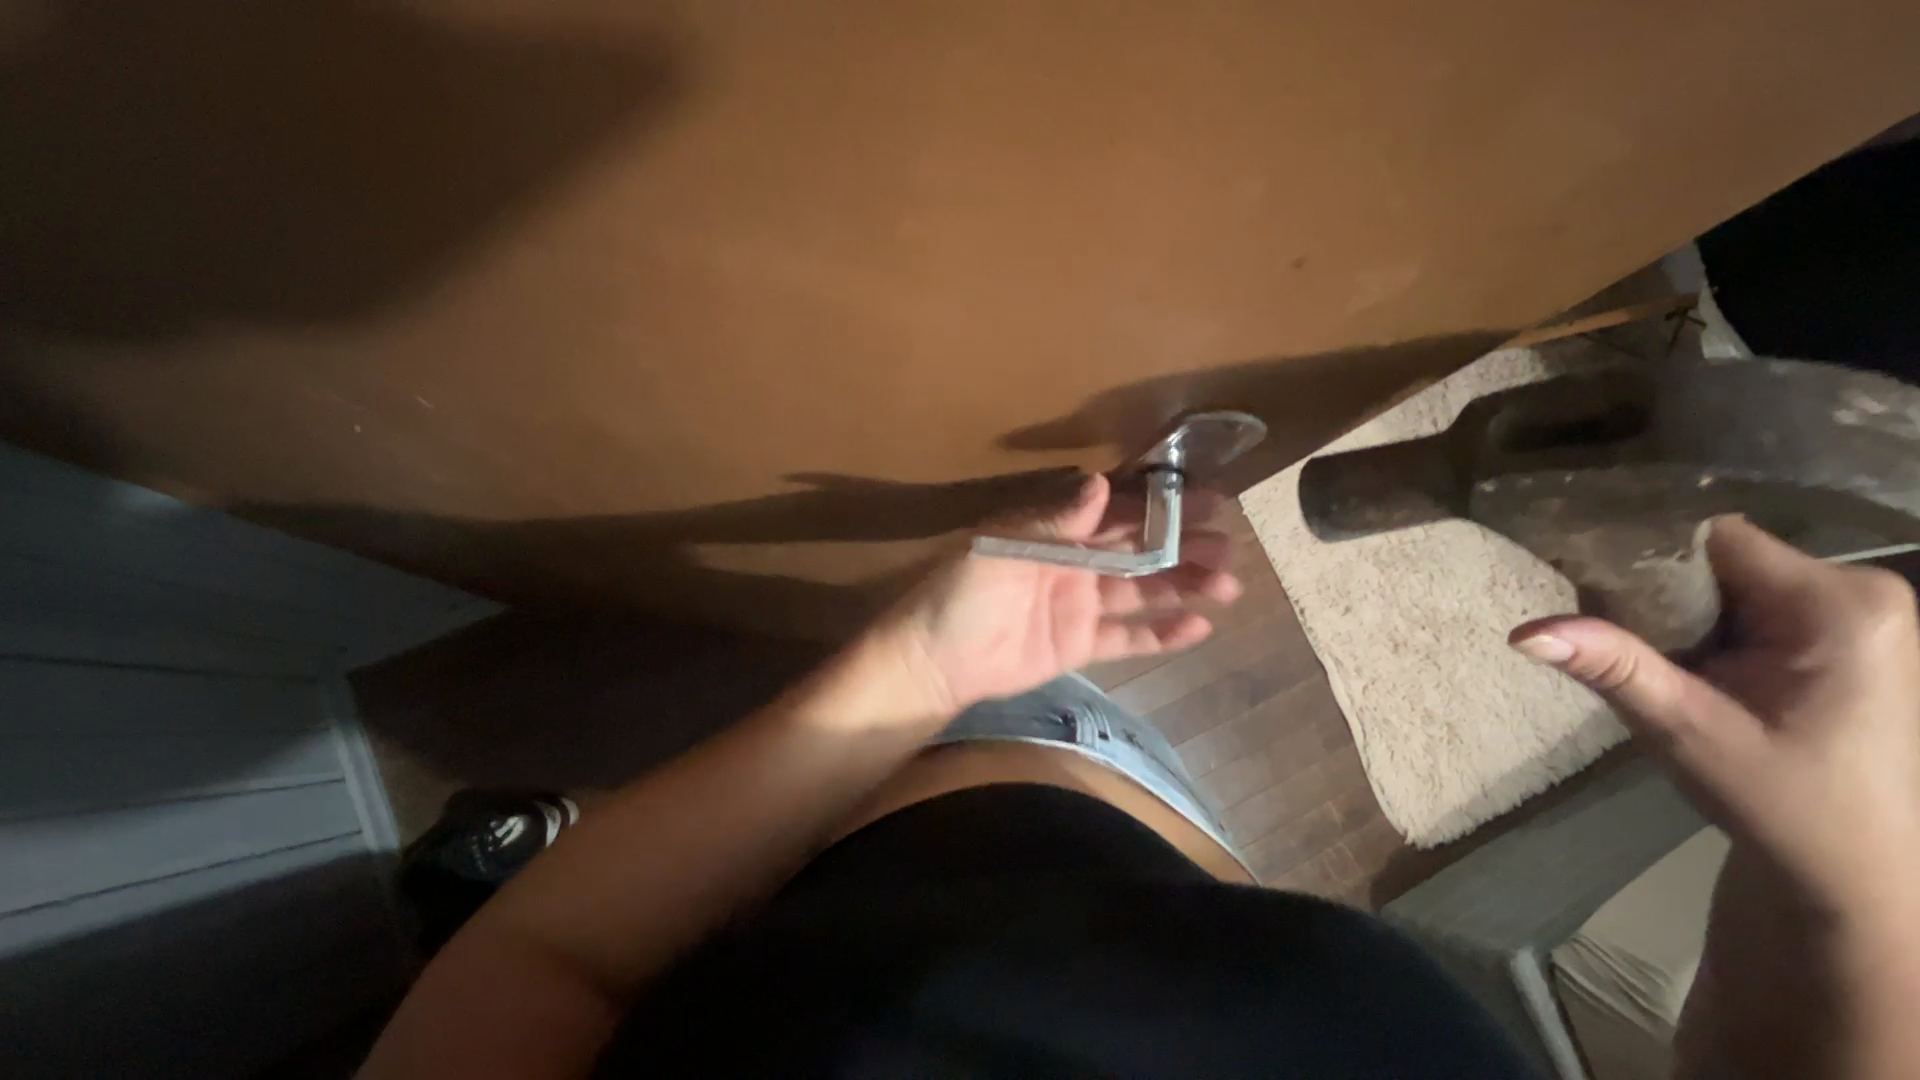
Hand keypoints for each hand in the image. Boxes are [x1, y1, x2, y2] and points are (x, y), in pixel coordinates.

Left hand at [881, 473, 1241, 712]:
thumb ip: (1053, 524)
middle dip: (1185, 546)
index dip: (1162, 507)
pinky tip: (1200, 627)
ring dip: (1184, 586)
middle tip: (1231, 546)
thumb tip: (1099, 481)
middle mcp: (1075, 564)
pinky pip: (1128, 637)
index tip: (1208, 500)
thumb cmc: (960, 596)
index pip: (1118, 514)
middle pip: (1140, 550)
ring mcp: (1080, 605)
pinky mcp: (1080, 644)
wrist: (935, 661)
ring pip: (1143, 591)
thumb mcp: (1001, 551)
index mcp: (1057, 534)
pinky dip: (1162, 634)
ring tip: (1229, 586)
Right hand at [1509, 516, 1919, 921]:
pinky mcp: (1834, 628)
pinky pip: (1739, 597)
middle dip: (1648, 584)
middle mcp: (1855, 591)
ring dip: (1666, 604)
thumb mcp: (1687, 732)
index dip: (1638, 548)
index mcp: (1839, 605)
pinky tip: (1667, 654)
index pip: (1711, 537)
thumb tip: (1523, 632)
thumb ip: (1613, 668)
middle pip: (1715, 553)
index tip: (1572, 569)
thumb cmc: (1783, 804)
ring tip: (1625, 641)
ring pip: (1721, 574)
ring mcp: (1850, 609)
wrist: (1852, 867)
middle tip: (1590, 617)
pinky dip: (1692, 619)